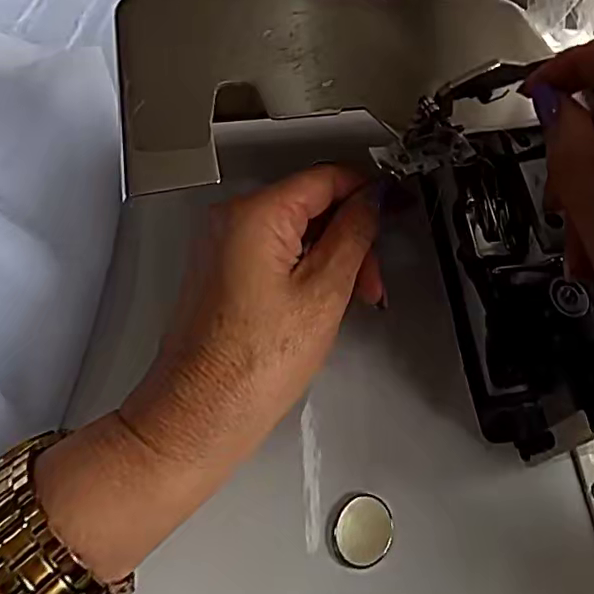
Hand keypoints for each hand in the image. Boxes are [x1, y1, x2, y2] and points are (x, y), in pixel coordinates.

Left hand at [120, 164, 382, 466]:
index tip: (394, 206)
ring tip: (354, 294)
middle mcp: (231, 221)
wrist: (200, 417)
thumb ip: (356, 233)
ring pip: (300, 227)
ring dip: (336, 253)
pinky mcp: (224, 269)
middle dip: (353, 232)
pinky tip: (326, 299)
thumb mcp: (325, 291)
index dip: (369, 190)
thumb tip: (373, 200)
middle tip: (373, 274)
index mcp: (255, 215)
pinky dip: (311, 266)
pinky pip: (280, 248)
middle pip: (314, 202)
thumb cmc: (249, 366)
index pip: (328, 176)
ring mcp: (223, 245)